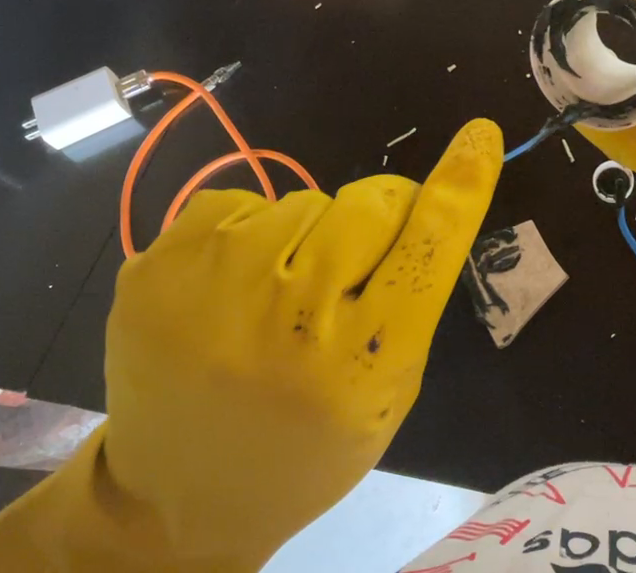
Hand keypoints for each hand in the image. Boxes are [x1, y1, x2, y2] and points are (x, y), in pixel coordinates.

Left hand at [0, 120, 502, 572]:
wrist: (178, 497)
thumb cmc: (310, 446)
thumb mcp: (389, 390)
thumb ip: (411, 298)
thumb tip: (429, 197)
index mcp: (364, 360)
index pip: (430, 241)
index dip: (461, 182)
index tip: (479, 137)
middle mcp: (291, 318)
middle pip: (372, 202)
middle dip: (381, 215)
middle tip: (357, 261)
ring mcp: (214, 286)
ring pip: (304, 199)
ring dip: (309, 232)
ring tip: (280, 291)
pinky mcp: (155, 268)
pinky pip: (238, 201)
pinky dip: (248, 232)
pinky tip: (232, 285)